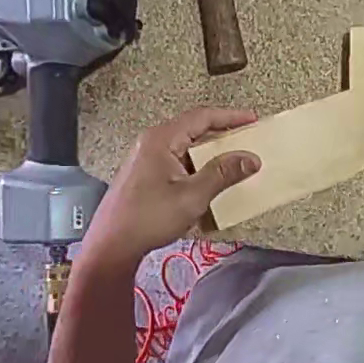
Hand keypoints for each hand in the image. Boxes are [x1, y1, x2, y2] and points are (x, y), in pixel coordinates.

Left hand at [76, 107, 260, 270]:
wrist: (111, 245)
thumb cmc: (149, 218)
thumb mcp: (193, 196)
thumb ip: (223, 174)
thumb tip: (251, 159)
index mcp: (161, 139)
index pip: (201, 117)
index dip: (230, 116)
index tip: (253, 120)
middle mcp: (152, 142)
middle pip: (193, 127)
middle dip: (222, 131)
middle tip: (247, 136)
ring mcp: (146, 157)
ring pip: (185, 144)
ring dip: (210, 149)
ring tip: (233, 156)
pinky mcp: (145, 173)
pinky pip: (178, 158)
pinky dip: (198, 162)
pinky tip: (209, 175)